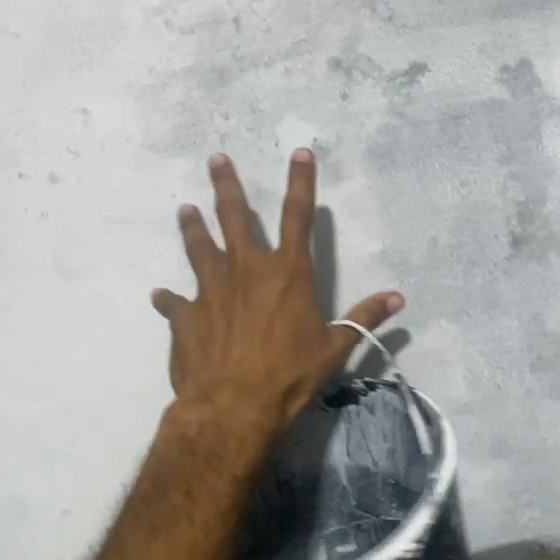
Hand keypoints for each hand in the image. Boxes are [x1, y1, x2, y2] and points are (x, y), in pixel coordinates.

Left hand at [150, 150, 402, 452]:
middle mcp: (248, 270)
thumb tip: (398, 298)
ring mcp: (212, 290)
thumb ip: (364, 317)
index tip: (299, 152)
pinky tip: (161, 295)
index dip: (301, 182)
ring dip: (193, 227)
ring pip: (199, 247)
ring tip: (185, 209)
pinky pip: (174, 302)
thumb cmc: (291, 373)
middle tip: (216, 158)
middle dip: (227, 185)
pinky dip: (170, 299)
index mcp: (288, 273)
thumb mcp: (336, 346)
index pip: (299, 215)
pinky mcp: (186, 316)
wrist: (233, 406)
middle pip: (235, 217)